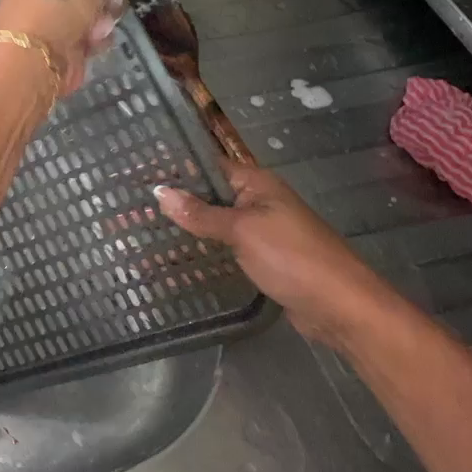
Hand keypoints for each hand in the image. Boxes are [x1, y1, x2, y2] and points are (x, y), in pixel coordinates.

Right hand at [153, 162, 404, 349]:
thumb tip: (159, 191)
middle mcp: (259, 201)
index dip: (176, 168)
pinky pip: (225, 246)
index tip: (137, 173)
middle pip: (210, 194)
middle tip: (130, 204)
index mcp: (257, 184)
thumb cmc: (292, 257)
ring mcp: (262, 231)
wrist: (341, 306)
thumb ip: (200, 213)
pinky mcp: (263, 258)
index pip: (208, 165)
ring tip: (143, 228)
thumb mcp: (242, 230)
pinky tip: (177, 255)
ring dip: (187, 226)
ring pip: (216, 222)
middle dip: (175, 199)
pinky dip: (204, 248)